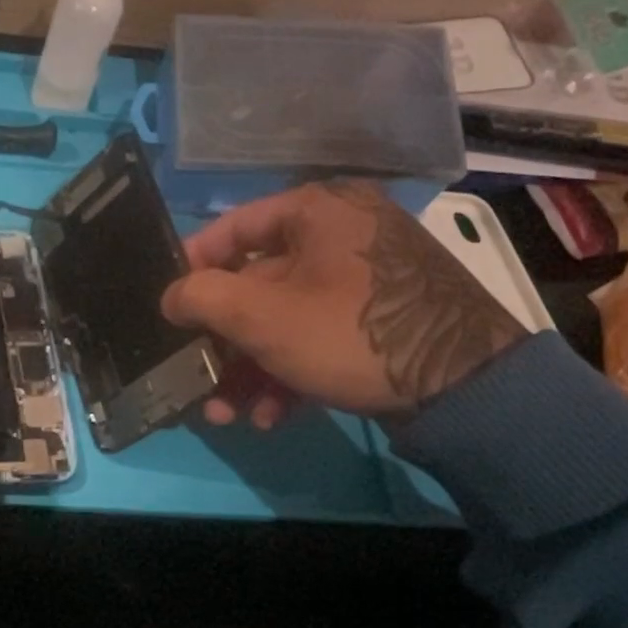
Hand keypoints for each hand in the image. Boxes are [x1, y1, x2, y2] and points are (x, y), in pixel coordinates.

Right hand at [160, 182, 528, 423]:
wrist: (461, 384)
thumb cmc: (351, 333)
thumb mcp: (263, 316)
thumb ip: (203, 298)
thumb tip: (170, 296)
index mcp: (318, 213)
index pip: (232, 228)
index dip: (191, 267)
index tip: (166, 308)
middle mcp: (341, 236)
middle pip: (254, 286)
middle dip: (221, 344)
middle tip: (195, 379)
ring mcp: (362, 280)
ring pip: (281, 320)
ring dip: (247, 370)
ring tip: (228, 415)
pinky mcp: (377, 319)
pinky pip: (313, 337)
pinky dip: (287, 373)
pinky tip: (274, 414)